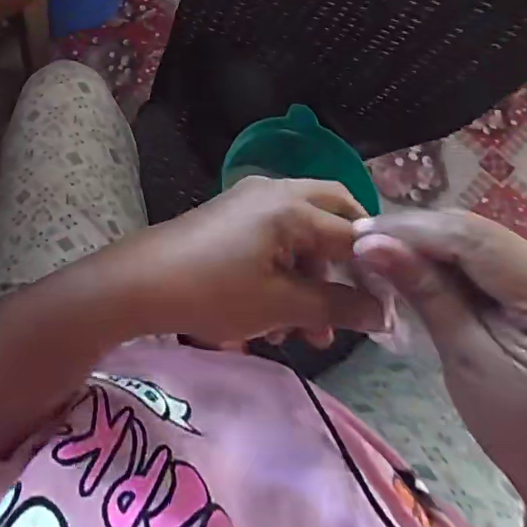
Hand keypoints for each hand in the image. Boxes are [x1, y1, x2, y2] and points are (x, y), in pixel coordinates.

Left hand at [96, 176, 385, 348]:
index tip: (385, 314)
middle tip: (352, 306)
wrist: (141, 282)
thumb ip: (338, 306)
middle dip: (345, 264)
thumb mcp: (281, 305)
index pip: (354, 232)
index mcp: (291, 205)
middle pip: (331, 216)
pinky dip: (285, 272)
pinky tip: (276, 319)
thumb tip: (383, 314)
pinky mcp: (229, 217)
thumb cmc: (215, 290)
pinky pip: (273, 238)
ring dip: (312, 280)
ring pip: (301, 233)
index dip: (375, 273)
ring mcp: (248, 201)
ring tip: (308, 335)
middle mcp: (273, 191)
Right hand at [352, 211, 526, 526]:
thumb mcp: (468, 363)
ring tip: (385, 254)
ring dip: (432, 243)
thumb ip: (425, 293)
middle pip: (481, 234)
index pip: (477, 240)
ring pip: (485, 239)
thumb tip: (370, 243)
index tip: (358, 234)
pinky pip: (496, 257)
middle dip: (419, 233)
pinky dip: (454, 259)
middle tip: (364, 244)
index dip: (414, 230)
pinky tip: (423, 268)